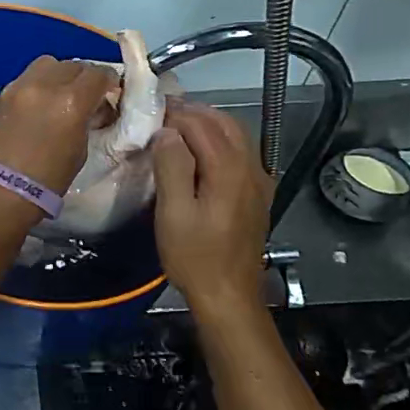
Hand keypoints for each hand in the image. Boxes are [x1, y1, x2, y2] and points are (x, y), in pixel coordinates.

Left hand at [0, 56, 118, 195]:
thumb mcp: (81, 149)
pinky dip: (38, 85)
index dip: (109, 80)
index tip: (111, 90)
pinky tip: (38, 105)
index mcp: (71, 102)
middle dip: (85, 77)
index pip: (98, 74)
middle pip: (74, 65)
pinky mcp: (1, 94)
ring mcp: (19, 87)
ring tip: (60, 94)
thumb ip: (88, 119)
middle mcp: (45, 86)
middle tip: (88, 94)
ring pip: (48, 64)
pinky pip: (27, 78)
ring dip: (59, 75)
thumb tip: (92, 107)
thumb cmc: (48, 180)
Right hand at [151, 101, 272, 320]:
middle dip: (194, 113)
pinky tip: (202, 152)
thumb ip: (172, 167)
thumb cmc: (195, 258)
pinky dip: (221, 140)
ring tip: (179, 127)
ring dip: (209, 124)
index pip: (201, 124)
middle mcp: (250, 167)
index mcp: (228, 169)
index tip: (150, 112)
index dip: (175, 114)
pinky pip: (242, 152)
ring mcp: (259, 180)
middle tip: (163, 114)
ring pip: (236, 135)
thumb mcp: (174, 214)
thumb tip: (168, 132)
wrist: (230, 296)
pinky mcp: (258, 193)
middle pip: (224, 123)